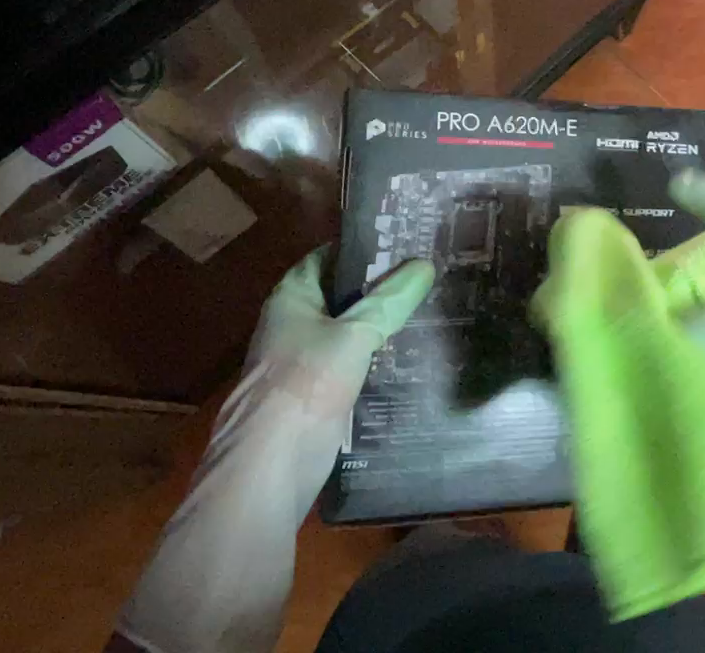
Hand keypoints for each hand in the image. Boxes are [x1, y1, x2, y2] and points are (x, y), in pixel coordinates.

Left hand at [244, 245, 435, 420]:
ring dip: (383, 320)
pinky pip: (355, 359)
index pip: (331, 256)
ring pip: (351, 327)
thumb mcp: (355, 333)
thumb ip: (390, 300)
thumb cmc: (306, 383)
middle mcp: (296, 319)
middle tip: (428, 274)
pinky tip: (414, 351)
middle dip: (381, 285)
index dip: (365, 247)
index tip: (406, 242)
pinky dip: (379, 353)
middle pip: (343, 292)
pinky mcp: (321, 389)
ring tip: (431, 305)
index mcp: (292, 295)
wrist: (273, 462)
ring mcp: (307, 356)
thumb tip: (425, 265)